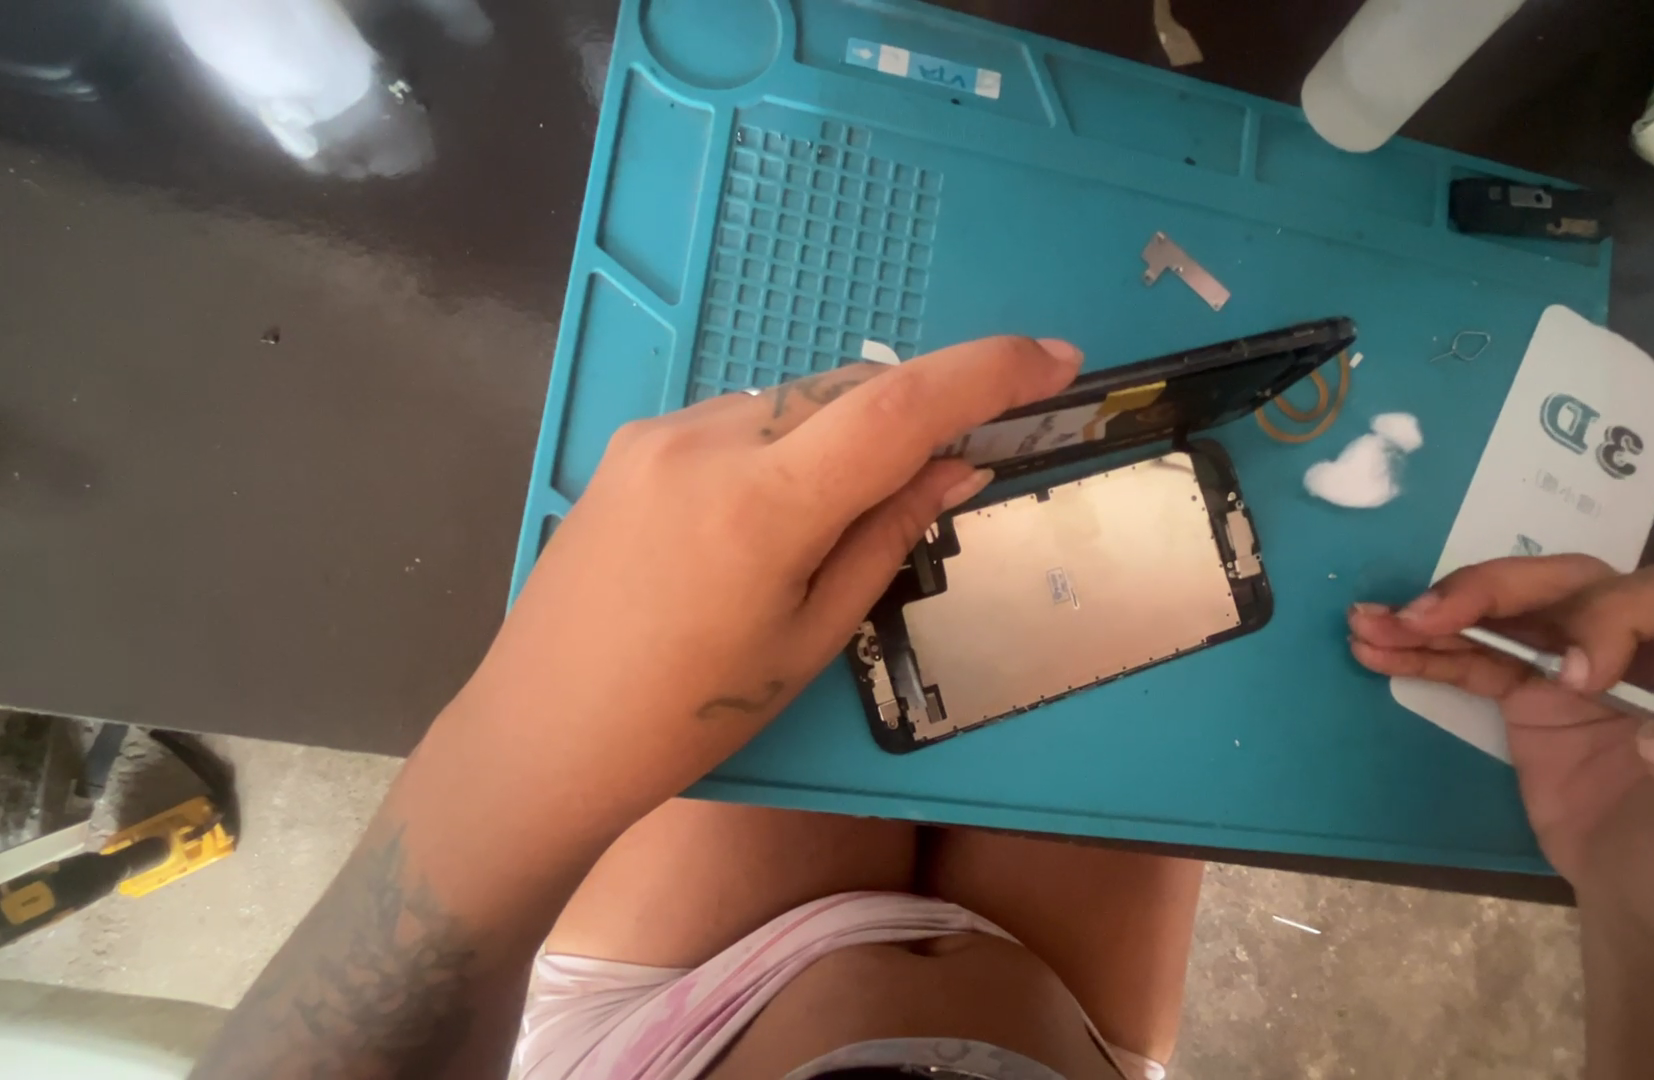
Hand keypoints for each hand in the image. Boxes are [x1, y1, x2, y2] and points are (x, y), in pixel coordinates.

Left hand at [452, 336, 1080, 787]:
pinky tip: (782, 501)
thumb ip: (888, 535)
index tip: (1054, 357)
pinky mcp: (634, 440)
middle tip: (951, 457)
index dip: (989, 370)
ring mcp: (661, 431)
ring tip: (853, 501)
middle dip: (918, 408)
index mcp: (763, 505)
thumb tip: (957, 466)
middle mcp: (708, 439)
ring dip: (853, 427)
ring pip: (798, 398)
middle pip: (850, 388)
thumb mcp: (814, 636)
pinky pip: (746, 416)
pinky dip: (795, 439)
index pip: (898, 407)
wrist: (542, 733)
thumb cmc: (694, 713)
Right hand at [1348, 556, 1653, 958]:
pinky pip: (1471, 655)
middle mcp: (1652, 652)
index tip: (1572, 679)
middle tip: (1426, 616)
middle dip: (1495, 590)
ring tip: (1371, 623)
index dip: (1616, 614)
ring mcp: (1579, 667)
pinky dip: (1421, 650)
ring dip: (1435, 611)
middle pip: (1572, 582)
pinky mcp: (1528, 693)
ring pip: (1508, 609)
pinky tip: (1373, 647)